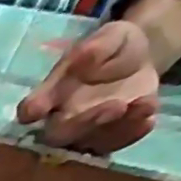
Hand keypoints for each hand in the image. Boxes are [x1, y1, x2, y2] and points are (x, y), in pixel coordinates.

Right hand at [17, 20, 160, 154]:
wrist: (141, 60)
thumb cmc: (114, 48)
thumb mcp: (110, 36)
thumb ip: (96, 47)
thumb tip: (83, 57)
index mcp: (51, 94)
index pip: (31, 108)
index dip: (31, 111)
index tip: (35, 111)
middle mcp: (61, 119)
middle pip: (59, 135)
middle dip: (84, 124)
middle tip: (117, 105)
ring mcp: (84, 133)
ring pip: (88, 143)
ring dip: (116, 128)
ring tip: (145, 103)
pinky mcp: (107, 139)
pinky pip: (114, 144)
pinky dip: (133, 131)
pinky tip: (149, 110)